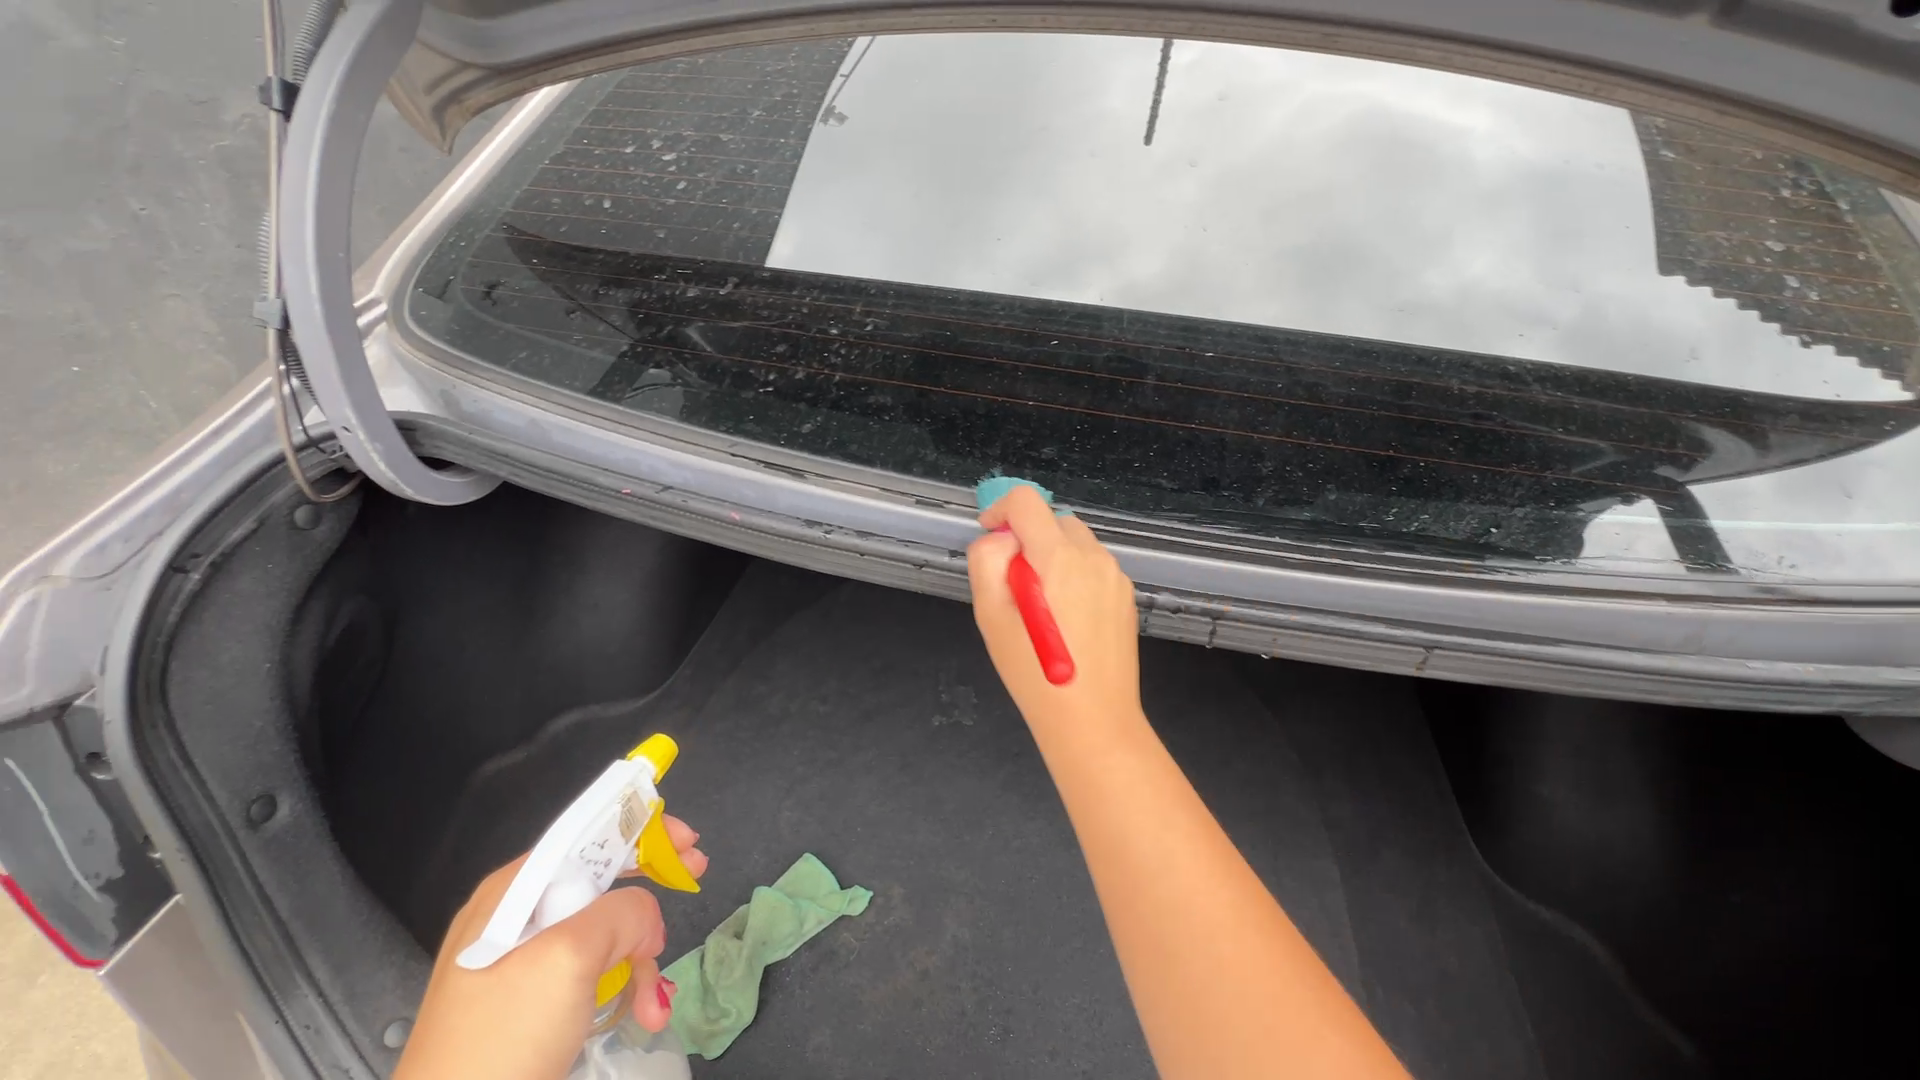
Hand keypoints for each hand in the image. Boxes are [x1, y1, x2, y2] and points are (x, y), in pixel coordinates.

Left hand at [394, 816, 707, 1079]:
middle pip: (600, 883)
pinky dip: (624, 988)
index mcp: (514, 892)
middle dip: (647, 895)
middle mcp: (517, 917)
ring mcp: (523, 962)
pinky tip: (641, 1012)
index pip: (587, 836)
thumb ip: (621, 913)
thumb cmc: (503, 1038)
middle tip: (694, 880)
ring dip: (639, 960)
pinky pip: (593, 973)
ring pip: (604, 933)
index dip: (641, 831)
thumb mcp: (569, 958)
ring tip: (652, 1002)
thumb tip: (644, 917)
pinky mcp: (532, 1003)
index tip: (687, 842)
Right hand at [967, 485, 1143, 727]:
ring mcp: (1115, 577)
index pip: (1026, 501)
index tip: (989, 537)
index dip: (1000, 510)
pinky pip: (1094, 567)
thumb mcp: (991, 616)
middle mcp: (1093, 557)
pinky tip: (1066, 620)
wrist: (1093, 719)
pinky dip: (1074, 575)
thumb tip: (1003, 539)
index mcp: (1057, 557)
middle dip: (1029, 538)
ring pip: (1076, 543)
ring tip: (1040, 607)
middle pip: (1054, 519)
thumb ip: (987, 562)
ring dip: (1053, 556)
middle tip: (1013, 582)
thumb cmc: (1034, 672)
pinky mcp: (1126, 597)